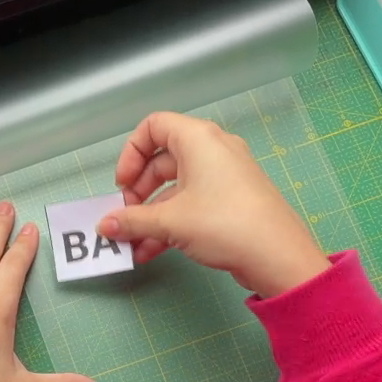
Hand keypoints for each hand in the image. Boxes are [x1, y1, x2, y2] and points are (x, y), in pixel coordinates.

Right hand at [98, 111, 329, 296]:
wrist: (276, 255)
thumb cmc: (223, 223)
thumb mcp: (170, 222)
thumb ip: (132, 221)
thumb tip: (105, 225)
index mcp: (198, 139)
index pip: (154, 126)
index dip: (131, 153)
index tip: (122, 184)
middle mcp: (212, 151)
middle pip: (161, 161)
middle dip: (138, 192)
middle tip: (126, 217)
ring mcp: (223, 177)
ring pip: (175, 189)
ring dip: (150, 216)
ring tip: (133, 243)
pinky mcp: (230, 201)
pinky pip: (190, 205)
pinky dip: (170, 224)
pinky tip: (151, 251)